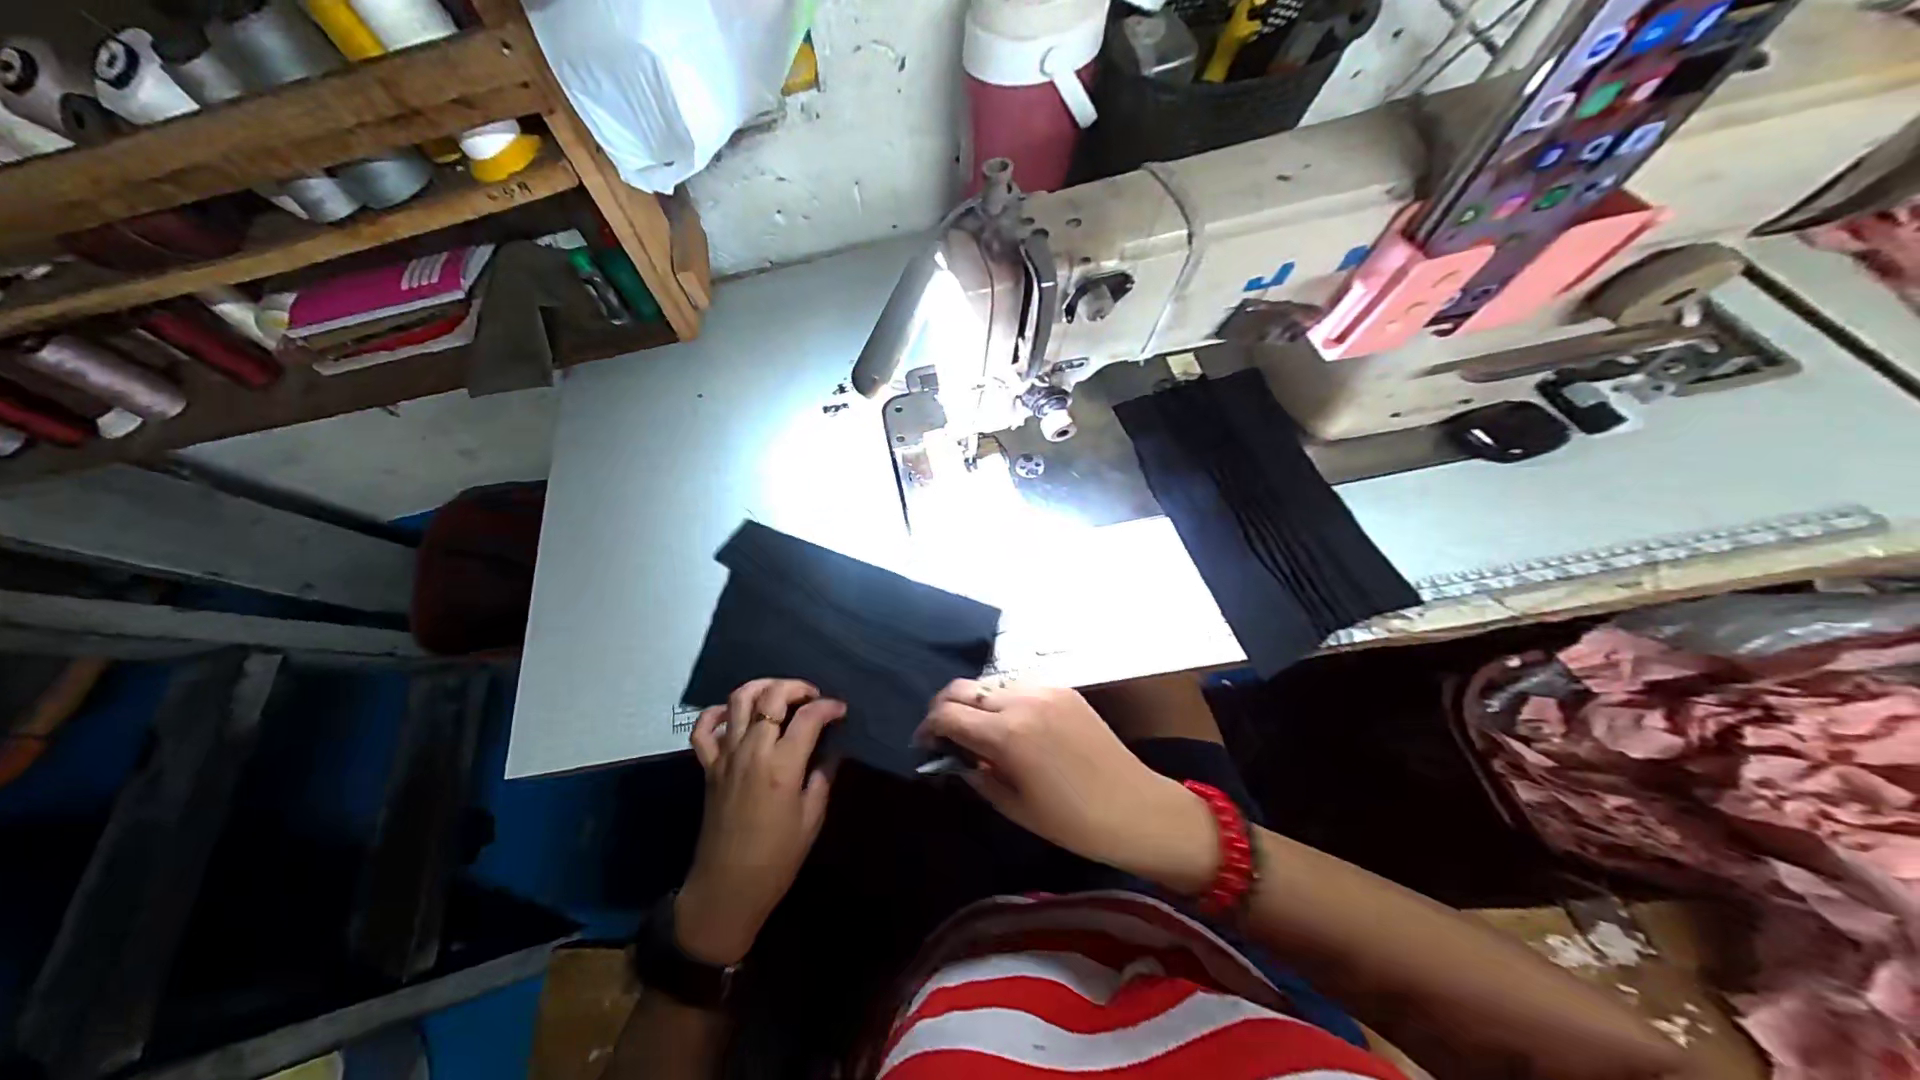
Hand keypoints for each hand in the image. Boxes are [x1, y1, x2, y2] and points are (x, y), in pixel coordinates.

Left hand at [678, 678, 844, 965]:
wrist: (727, 887)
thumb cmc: (777, 858)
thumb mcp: (812, 817)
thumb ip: (822, 776)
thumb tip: (830, 750)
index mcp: (783, 765)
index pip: (809, 717)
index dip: (829, 707)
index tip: (841, 710)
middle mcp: (752, 751)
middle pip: (772, 696)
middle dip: (797, 687)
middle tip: (813, 698)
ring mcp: (726, 756)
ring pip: (738, 700)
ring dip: (762, 687)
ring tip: (780, 695)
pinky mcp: (708, 767)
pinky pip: (704, 729)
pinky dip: (717, 713)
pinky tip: (735, 715)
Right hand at [917, 679, 1218, 894]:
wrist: (1135, 808)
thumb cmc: (1072, 822)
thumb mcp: (1013, 805)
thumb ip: (976, 774)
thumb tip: (954, 758)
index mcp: (1007, 734)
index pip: (947, 714)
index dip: (927, 728)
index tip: (924, 745)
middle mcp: (1022, 701)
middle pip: (963, 688)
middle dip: (943, 707)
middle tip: (941, 733)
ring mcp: (1045, 691)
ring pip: (991, 683)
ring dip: (974, 701)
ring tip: (976, 730)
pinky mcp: (1064, 690)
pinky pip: (1020, 686)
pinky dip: (1003, 700)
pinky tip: (1009, 724)